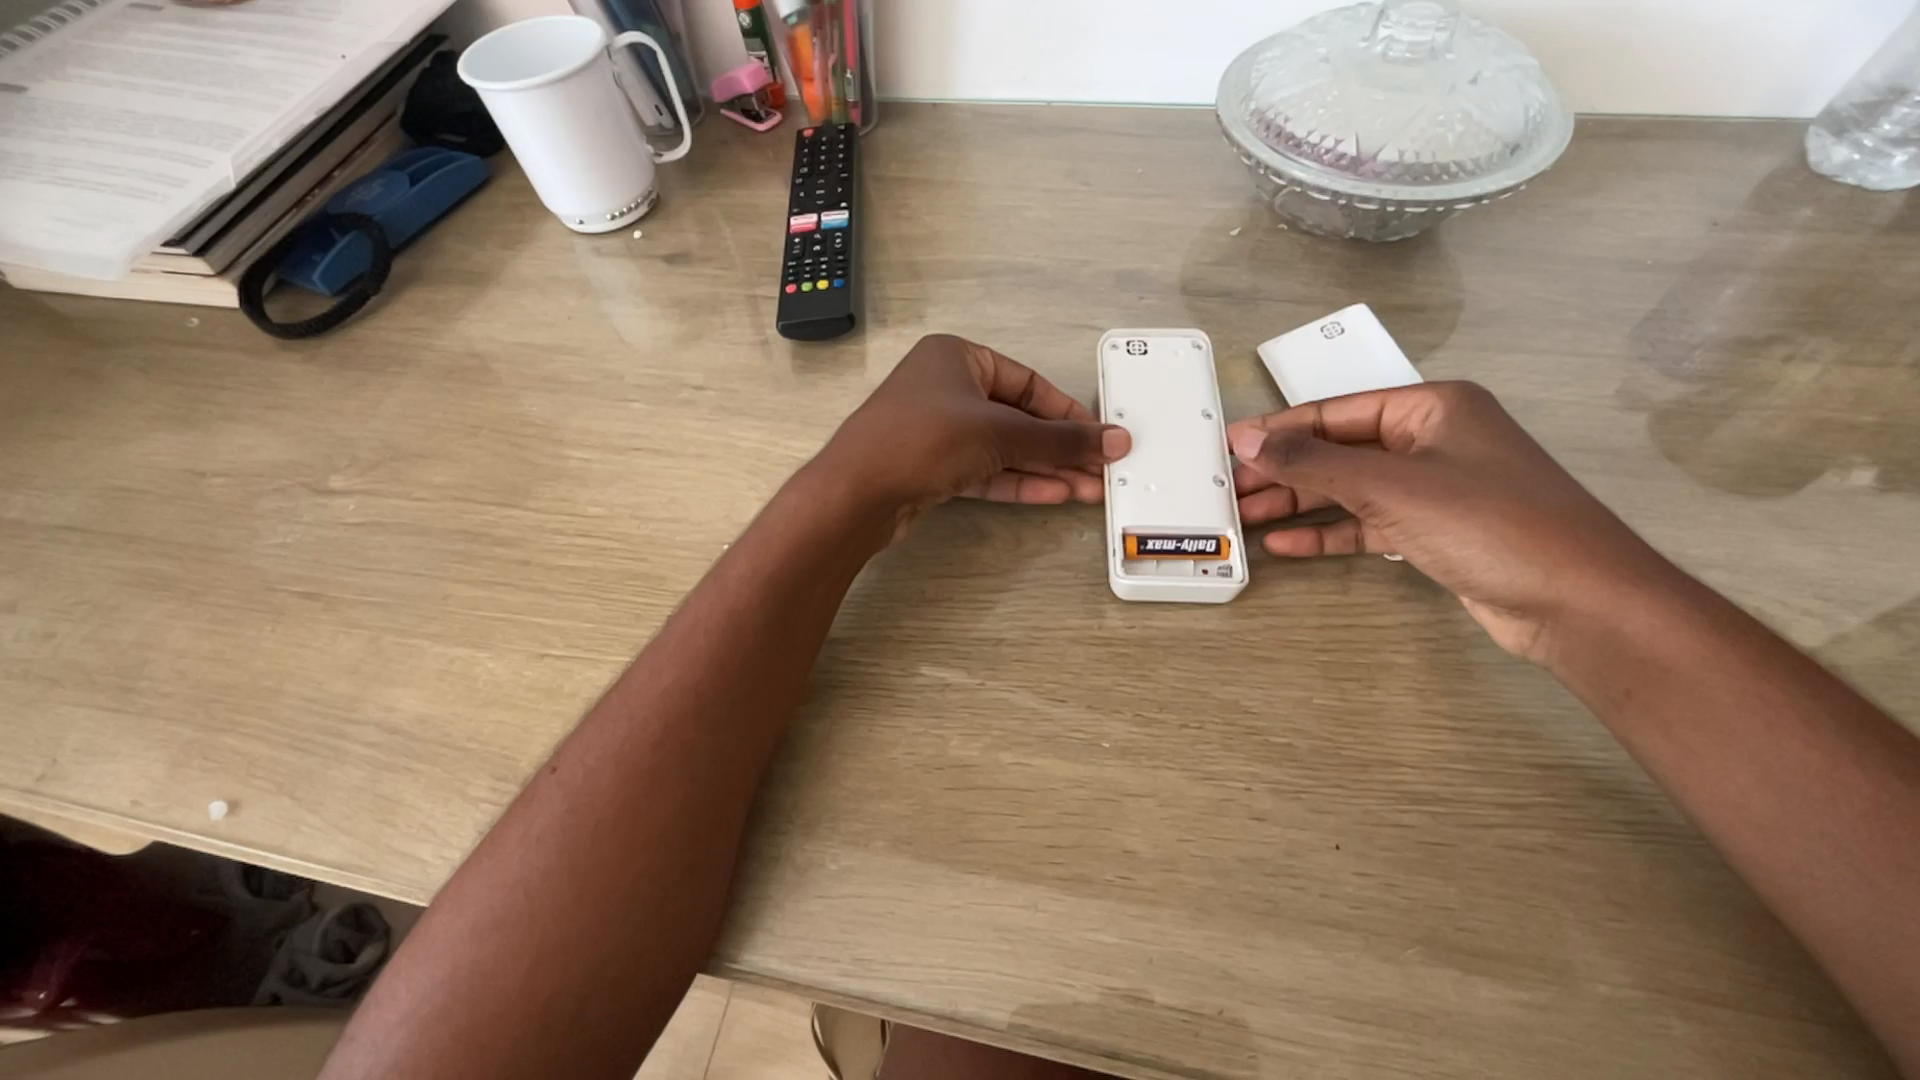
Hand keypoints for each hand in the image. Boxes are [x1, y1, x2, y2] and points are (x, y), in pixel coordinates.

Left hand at [813, 334, 1129, 536]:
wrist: (857, 494)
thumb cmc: (920, 440)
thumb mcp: (999, 433)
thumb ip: (1060, 439)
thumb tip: (1112, 439)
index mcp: (958, 358)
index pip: (1028, 382)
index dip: (1067, 411)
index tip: (1099, 435)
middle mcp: (947, 389)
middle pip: (1018, 418)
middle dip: (1060, 448)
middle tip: (1099, 470)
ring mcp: (938, 431)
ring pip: (1003, 449)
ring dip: (1045, 469)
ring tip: (1087, 490)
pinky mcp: (933, 468)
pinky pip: (985, 471)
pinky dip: (1018, 482)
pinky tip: (1053, 494)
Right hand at [1227, 382, 1684, 662]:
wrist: (1577, 603)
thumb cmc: (1489, 525)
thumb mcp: (1390, 485)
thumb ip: (1312, 461)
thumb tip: (1245, 438)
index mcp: (1430, 408)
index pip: (1334, 413)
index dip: (1277, 431)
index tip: (1226, 448)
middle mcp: (1430, 441)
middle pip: (1338, 452)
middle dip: (1282, 473)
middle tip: (1227, 491)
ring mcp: (1433, 489)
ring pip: (1348, 490)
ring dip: (1298, 505)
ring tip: (1244, 520)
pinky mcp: (1433, 532)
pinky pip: (1367, 524)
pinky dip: (1328, 534)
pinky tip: (1286, 545)